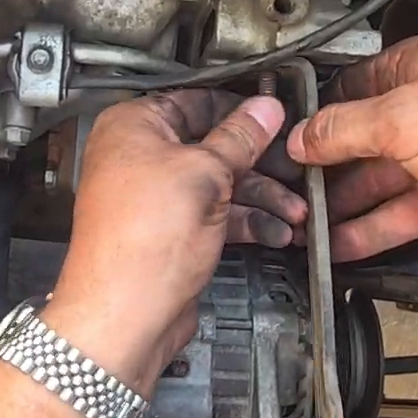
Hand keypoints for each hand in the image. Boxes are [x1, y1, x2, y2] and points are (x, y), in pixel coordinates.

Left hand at [49, 90, 302, 392]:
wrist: (124, 315)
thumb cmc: (141, 243)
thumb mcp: (205, 174)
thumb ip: (240, 139)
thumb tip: (262, 110)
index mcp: (133, 126)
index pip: (195, 101)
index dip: (239, 109)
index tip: (273, 117)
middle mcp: (139, 156)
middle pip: (212, 145)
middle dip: (258, 162)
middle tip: (293, 169)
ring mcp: (155, 196)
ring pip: (218, 183)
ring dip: (260, 197)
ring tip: (294, 210)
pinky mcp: (170, 230)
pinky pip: (214, 214)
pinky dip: (244, 221)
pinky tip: (275, 231)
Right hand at [288, 35, 417, 273]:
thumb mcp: (404, 117)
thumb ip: (343, 128)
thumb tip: (303, 135)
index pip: (349, 88)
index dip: (315, 117)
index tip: (284, 143)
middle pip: (359, 139)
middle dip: (323, 167)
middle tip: (287, 192)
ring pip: (377, 182)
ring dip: (341, 206)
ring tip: (303, 227)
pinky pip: (399, 215)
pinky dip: (370, 231)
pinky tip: (340, 245)